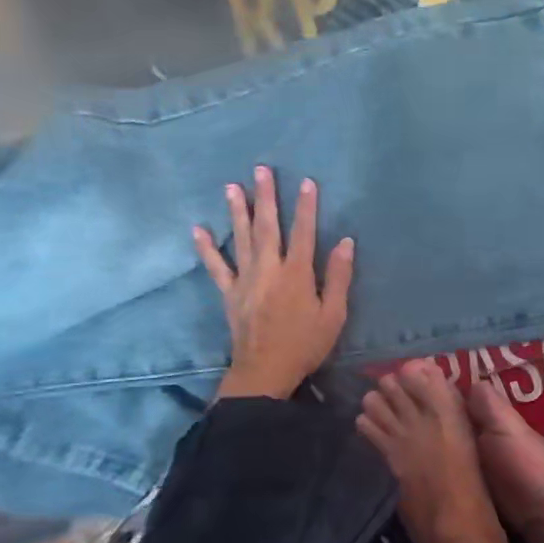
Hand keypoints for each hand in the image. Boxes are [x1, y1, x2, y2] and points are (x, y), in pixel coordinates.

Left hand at [195, 166, 354, 400]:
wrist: (264, 373)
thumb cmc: (304, 345)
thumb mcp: (333, 315)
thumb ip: (338, 277)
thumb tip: (345, 242)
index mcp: (297, 274)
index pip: (304, 232)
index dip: (306, 206)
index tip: (307, 182)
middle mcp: (269, 269)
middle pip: (267, 226)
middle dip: (265, 196)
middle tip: (260, 169)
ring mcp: (245, 279)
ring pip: (241, 238)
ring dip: (237, 211)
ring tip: (231, 186)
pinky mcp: (229, 293)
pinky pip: (216, 267)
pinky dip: (206, 248)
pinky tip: (198, 230)